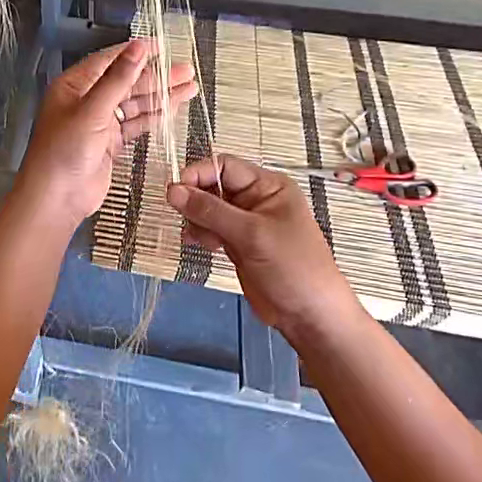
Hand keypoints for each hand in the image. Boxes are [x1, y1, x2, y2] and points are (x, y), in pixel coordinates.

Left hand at [14, 40, 196, 231]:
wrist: (57, 197)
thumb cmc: (63, 152)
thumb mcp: (93, 110)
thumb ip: (118, 79)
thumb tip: (137, 48)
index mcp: (73, 86)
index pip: (109, 60)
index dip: (136, 52)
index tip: (162, 47)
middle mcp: (85, 101)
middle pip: (126, 82)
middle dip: (156, 76)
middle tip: (185, 71)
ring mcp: (98, 123)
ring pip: (133, 104)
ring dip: (159, 96)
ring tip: (188, 88)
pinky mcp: (108, 143)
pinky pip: (134, 124)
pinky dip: (153, 117)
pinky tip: (172, 110)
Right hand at [166, 155, 360, 341]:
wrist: (308, 315)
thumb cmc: (290, 266)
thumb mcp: (251, 234)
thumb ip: (210, 211)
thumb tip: (172, 190)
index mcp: (268, 186)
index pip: (225, 166)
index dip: (199, 174)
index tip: (176, 191)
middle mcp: (255, 199)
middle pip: (213, 186)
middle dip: (196, 200)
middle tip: (187, 219)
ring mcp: (245, 223)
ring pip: (208, 209)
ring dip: (197, 220)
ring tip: (201, 238)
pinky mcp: (237, 244)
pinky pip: (210, 229)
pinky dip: (201, 234)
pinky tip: (198, 244)